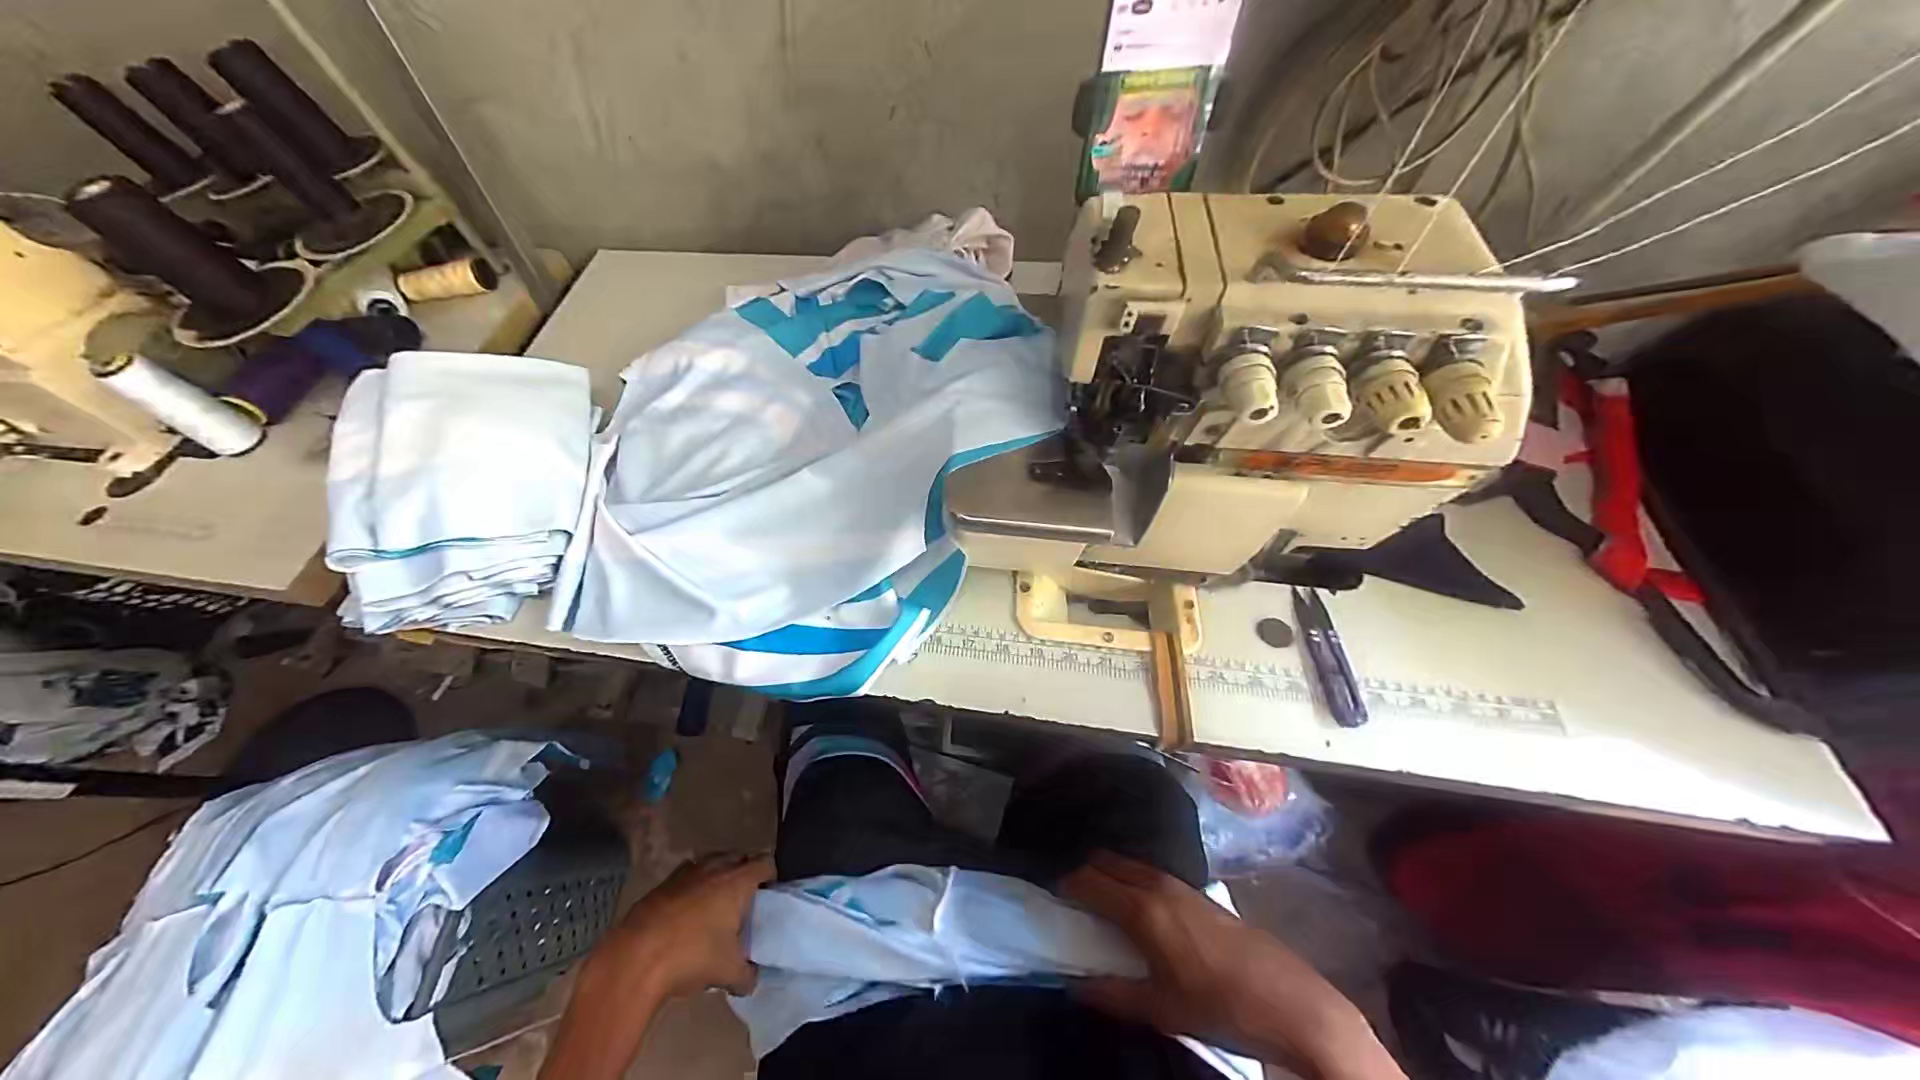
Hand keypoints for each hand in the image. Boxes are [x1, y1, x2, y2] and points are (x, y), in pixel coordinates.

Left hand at [539, 853, 771, 1079]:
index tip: (770, 894)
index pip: (764, 863)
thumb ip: (747, 975)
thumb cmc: (691, 957)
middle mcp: (713, 869)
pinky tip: (686, 914)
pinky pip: (684, 878)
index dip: (771, 876)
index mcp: (736, 882)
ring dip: (716, 875)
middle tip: (746, 897)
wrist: (632, 961)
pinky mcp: (659, 887)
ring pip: (709, 863)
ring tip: (716, 902)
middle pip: (737, 856)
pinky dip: (690, 888)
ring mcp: (683, 875)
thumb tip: (751, 978)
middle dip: (744, 870)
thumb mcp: (728, 973)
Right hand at [1059, 851, 1403, 1079]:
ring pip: (1133, 866)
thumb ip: (1112, 993)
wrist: (1294, 1005)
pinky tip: (1142, 913)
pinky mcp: (1204, 895)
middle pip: (1109, 862)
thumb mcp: (1160, 1009)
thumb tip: (1074, 984)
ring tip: (1103, 906)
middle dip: (1086, 873)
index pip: (1089, 880)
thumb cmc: (1221, 1007)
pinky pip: (1154, 875)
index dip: (1065, 884)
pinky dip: (1136, 882)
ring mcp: (1184, 886)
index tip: (1051, 897)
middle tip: (1072, 900)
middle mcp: (1159, 885)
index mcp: (1142, 909)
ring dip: (1113, 876)